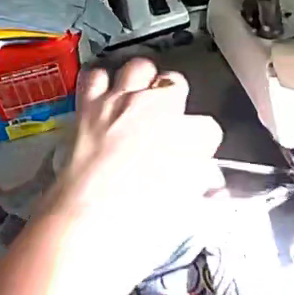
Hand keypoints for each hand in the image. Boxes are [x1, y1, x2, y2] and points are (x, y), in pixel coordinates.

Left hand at [40, 58, 223, 288]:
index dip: (201, 144)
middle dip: (173, 100)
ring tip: (137, 99)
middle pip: (175, 83)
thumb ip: (201, 187)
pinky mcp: (89, 106)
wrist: (83, 227)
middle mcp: (158, 109)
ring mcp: (122, 102)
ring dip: (141, 81)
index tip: (194, 158)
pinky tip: (102, 97)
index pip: (208, 129)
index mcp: (190, 135)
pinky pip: (96, 76)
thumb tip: (210, 184)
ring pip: (139, 67)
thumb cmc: (136, 227)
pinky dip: (100, 83)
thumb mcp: (185, 213)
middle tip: (166, 122)